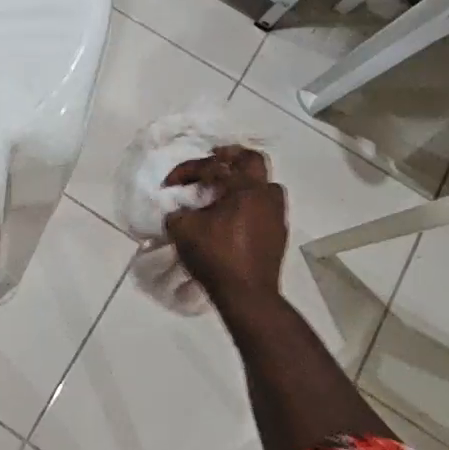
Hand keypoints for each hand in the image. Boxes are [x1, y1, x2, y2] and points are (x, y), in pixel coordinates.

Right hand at [162, 147, 287, 304]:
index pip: (212, 166)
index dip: (186, 171)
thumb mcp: (182, 230)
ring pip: (265, 184)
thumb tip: (180, 209)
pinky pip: (266, 206)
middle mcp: (264, 194)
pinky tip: (235, 217)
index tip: (168, 184)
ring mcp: (277, 213)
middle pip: (252, 160)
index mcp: (242, 188)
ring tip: (227, 191)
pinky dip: (250, 203)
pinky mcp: (279, 232)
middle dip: (230, 156)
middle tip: (213, 160)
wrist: (246, 293)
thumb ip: (177, 211)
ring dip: (246, 181)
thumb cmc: (214, 256)